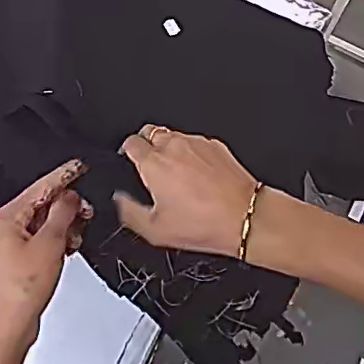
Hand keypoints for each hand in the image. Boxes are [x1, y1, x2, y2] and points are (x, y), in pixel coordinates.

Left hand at [0, 159, 91, 348]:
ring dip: (64, 226)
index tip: (78, 167)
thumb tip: (71, 197)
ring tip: (76, 234)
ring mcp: (12, 244)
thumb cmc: (19, 290)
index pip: (40, 187)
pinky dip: (58, 240)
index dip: (63, 176)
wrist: (11, 325)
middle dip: (67, 207)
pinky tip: (68, 246)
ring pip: (45, 222)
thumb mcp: (50, 244)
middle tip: (86, 209)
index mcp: (6, 218)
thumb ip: (62, 214)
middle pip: (42, 203)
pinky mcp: (21, 259)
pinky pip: (43, 239)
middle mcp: (6, 228)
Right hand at [115, 125, 259, 256]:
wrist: (244, 217)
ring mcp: (197, 143)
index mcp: (154, 163)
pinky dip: (192, 153)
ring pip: (174, 135)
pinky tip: (198, 174)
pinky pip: (196, 142)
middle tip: (152, 166)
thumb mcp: (155, 231)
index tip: (131, 161)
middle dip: (147, 146)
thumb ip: (129, 212)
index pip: (131, 142)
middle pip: (150, 132)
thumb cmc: (205, 223)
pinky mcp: (216, 145)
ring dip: (170, 148)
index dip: (128, 152)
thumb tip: (119, 200)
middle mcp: (174, 147)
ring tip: (177, 173)